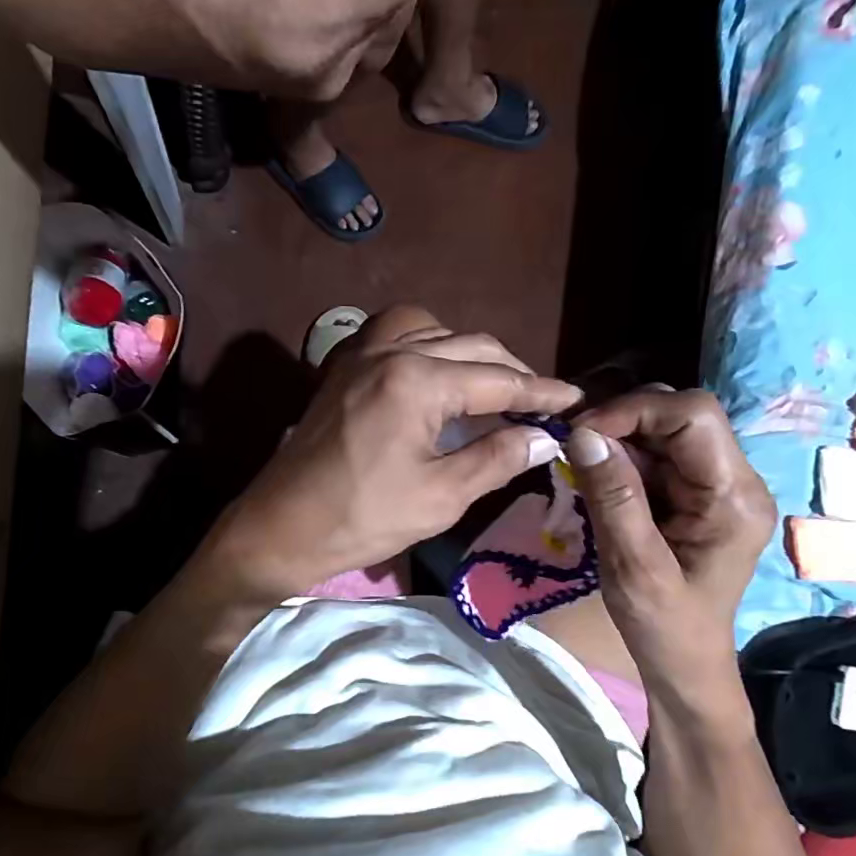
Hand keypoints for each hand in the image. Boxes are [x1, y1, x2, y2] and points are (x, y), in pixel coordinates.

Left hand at [198, 307, 580, 602]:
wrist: (281, 526)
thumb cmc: (361, 518)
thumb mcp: (441, 496)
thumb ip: (496, 458)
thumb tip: (544, 438)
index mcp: (416, 380)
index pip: (497, 378)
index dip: (541, 391)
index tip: (574, 401)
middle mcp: (389, 351)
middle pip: (469, 345)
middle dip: (510, 370)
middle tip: (538, 401)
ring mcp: (359, 355)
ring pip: (431, 329)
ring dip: (467, 350)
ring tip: (489, 383)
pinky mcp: (340, 369)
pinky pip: (391, 334)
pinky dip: (423, 342)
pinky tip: (433, 372)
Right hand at [564, 388, 775, 678]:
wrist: (684, 663)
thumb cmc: (664, 625)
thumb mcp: (632, 565)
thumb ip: (613, 497)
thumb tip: (583, 434)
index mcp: (734, 496)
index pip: (693, 415)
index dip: (634, 411)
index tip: (581, 434)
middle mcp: (734, 480)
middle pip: (680, 414)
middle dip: (622, 420)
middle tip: (574, 445)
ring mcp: (713, 485)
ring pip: (663, 429)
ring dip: (616, 437)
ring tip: (578, 462)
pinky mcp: (692, 494)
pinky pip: (654, 454)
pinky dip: (618, 455)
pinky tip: (594, 476)